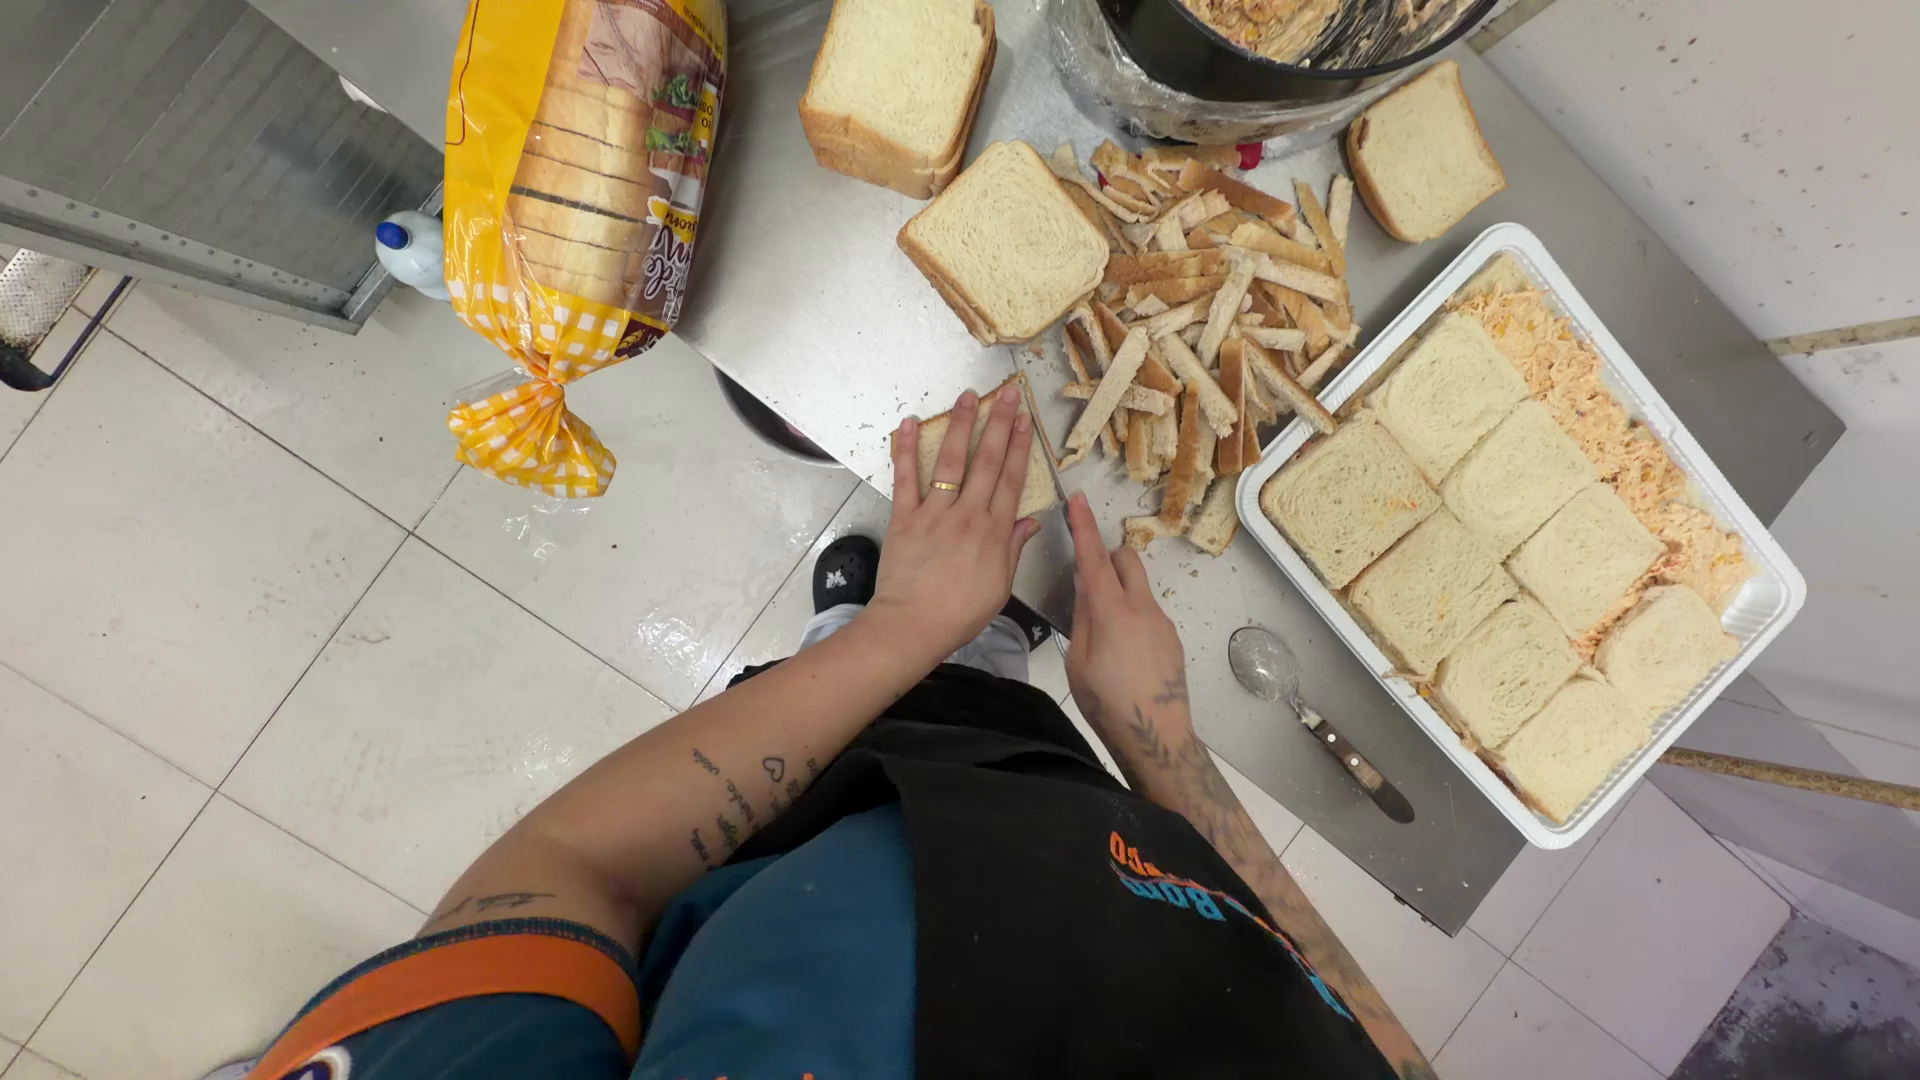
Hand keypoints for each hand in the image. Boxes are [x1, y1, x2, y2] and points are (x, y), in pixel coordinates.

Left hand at [867, 384, 1043, 663]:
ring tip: (968, 396)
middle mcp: (969, 514)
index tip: (1024, 419)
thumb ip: (1014, 548)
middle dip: (998, 424)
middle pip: (987, 462)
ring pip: (951, 462)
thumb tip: (1031, 521)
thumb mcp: (1000, 585)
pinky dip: (907, 450)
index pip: (1011, 480)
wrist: (914, 625)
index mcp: (995, 532)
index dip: (1019, 446)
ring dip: (960, 426)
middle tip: (1006, 393)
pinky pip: (906, 478)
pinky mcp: (905, 517)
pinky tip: (910, 423)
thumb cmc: (961, 612)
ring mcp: (935, 512)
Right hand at [1064, 493, 1191, 741]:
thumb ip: (1083, 617)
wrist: (1157, 736)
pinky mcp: (1171, 638)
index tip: (1078, 499)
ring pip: (1137, 587)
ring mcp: (1161, 622)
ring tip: (1102, 632)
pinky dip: (1130, 613)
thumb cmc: (1107, 703)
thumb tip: (1085, 585)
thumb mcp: (1079, 662)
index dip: (1084, 527)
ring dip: (1118, 590)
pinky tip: (1122, 652)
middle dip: (1107, 556)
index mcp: (1112, 612)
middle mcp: (1142, 608)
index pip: (1094, 559)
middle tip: (1088, 581)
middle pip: (1127, 559)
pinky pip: (1146, 610)